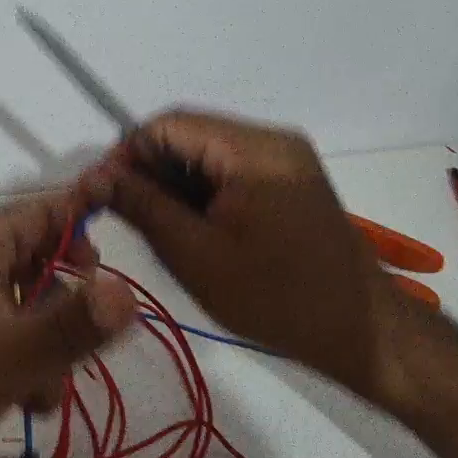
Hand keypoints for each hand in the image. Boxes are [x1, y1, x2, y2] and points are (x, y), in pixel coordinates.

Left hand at [0, 192, 136, 457]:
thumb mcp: (12, 356)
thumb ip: (74, 324)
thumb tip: (130, 291)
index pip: (38, 212)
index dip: (80, 221)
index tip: (119, 254)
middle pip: (40, 260)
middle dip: (69, 298)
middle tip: (91, 326)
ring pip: (32, 307)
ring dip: (53, 342)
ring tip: (50, 381)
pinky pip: (13, 340)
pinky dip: (31, 366)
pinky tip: (32, 402)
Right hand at [82, 108, 406, 399]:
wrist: (363, 333)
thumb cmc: (276, 297)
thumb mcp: (196, 254)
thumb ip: (142, 207)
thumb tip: (95, 176)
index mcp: (253, 149)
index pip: (170, 124)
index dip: (127, 152)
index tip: (99, 192)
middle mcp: (271, 141)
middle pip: (189, 136)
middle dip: (149, 171)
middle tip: (120, 215)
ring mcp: (284, 160)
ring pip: (206, 156)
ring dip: (173, 185)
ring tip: (154, 229)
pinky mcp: (288, 182)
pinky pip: (229, 173)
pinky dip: (200, 195)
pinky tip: (189, 231)